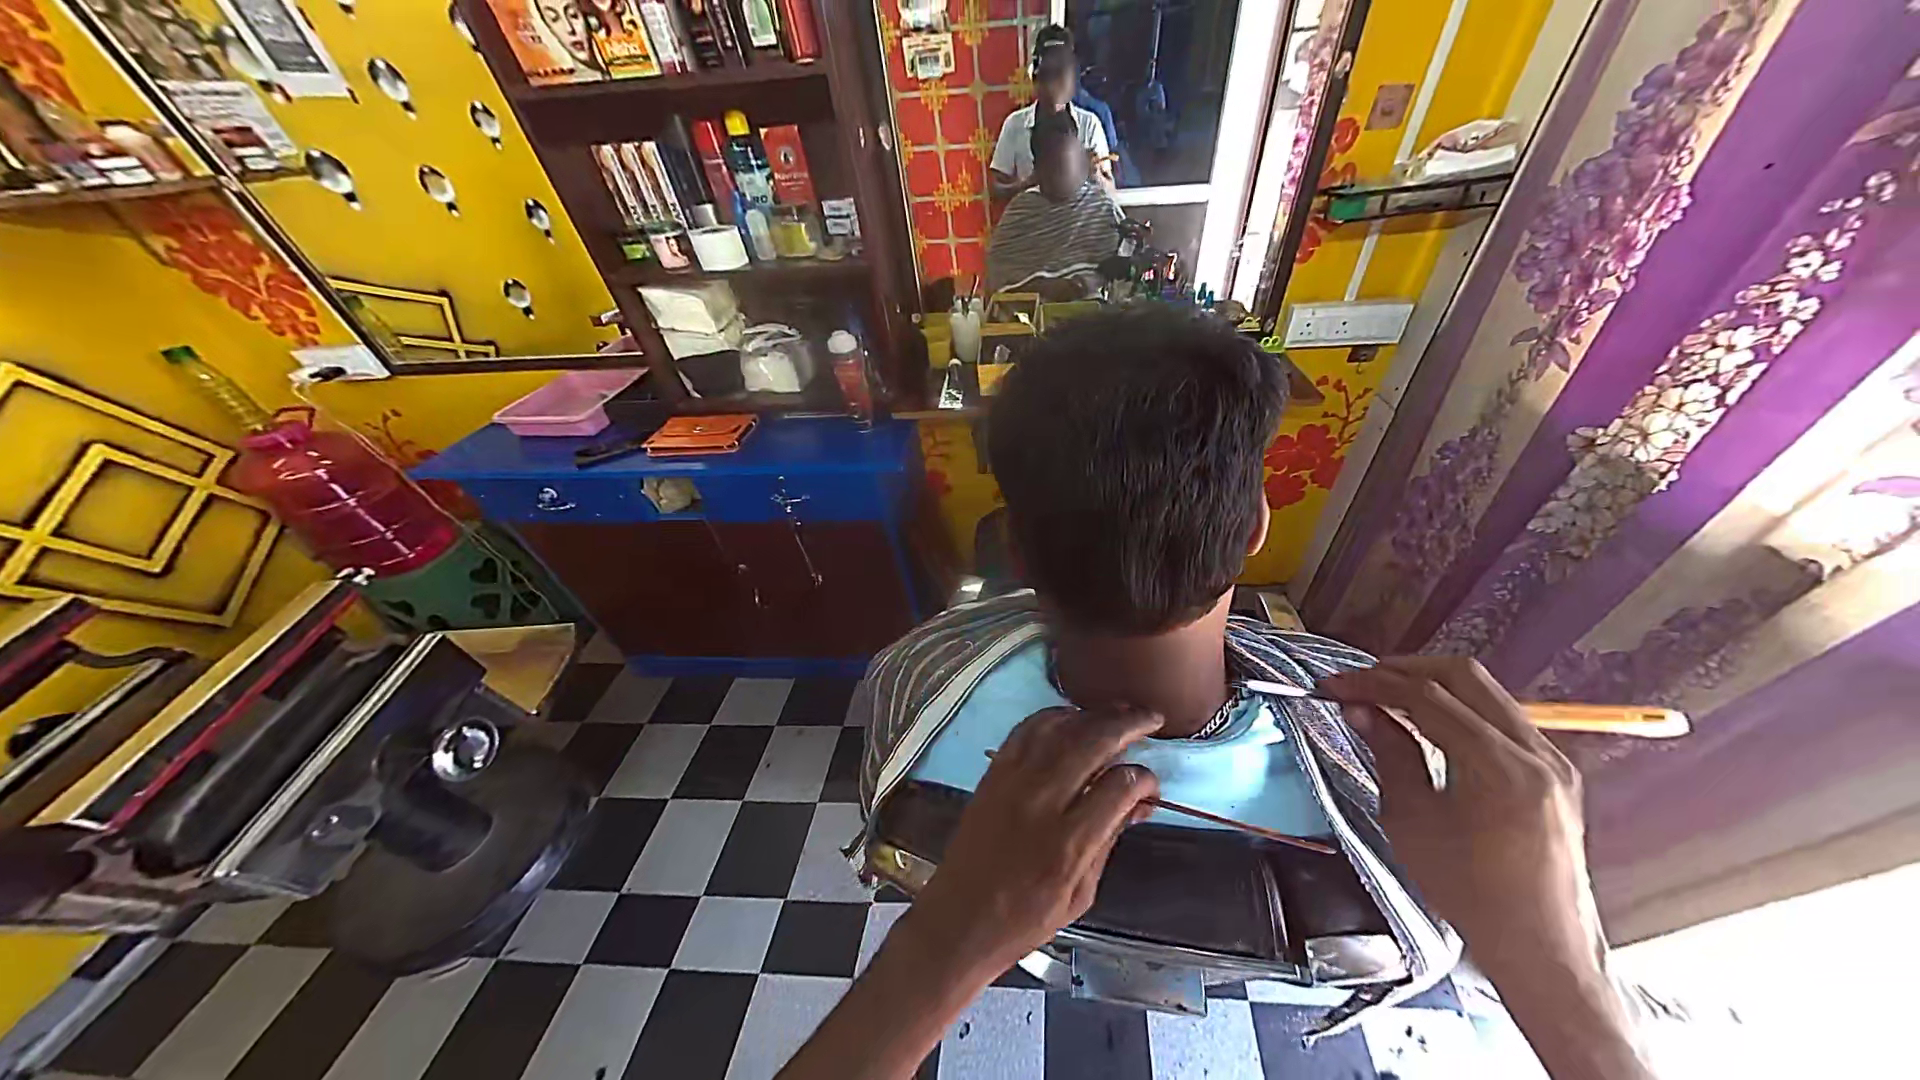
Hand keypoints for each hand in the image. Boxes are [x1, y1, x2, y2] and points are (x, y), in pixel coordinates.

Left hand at [893, 706, 1160, 981]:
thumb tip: (1140, 802)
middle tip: (1151, 718)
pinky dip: (1054, 715)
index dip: (1144, 778)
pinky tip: (1073, 717)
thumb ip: (1110, 839)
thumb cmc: (1025, 916)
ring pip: (1060, 727)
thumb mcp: (1081, 893)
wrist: (961, 915)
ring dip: (1093, 714)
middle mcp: (1041, 800)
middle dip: (1128, 724)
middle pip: (1092, 742)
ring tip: (1119, 711)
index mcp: (1068, 842)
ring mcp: (1013, 780)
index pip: (1118, 787)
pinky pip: (1027, 728)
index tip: (1151, 784)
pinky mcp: (994, 771)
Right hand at [1317, 657, 1601, 977]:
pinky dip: (1455, 706)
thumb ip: (1390, 752)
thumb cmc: (1467, 890)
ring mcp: (1552, 760)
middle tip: (1358, 682)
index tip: (1332, 685)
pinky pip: (1498, 715)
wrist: (1541, 948)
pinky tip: (1423, 721)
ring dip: (1429, 684)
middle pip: (1463, 676)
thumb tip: (1359, 708)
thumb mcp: (1411, 818)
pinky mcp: (1554, 772)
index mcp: (1499, 766)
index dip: (1372, 683)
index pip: (1426, 696)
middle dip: (1403, 669)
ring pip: (1484, 690)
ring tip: (1383, 697)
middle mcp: (1535, 752)